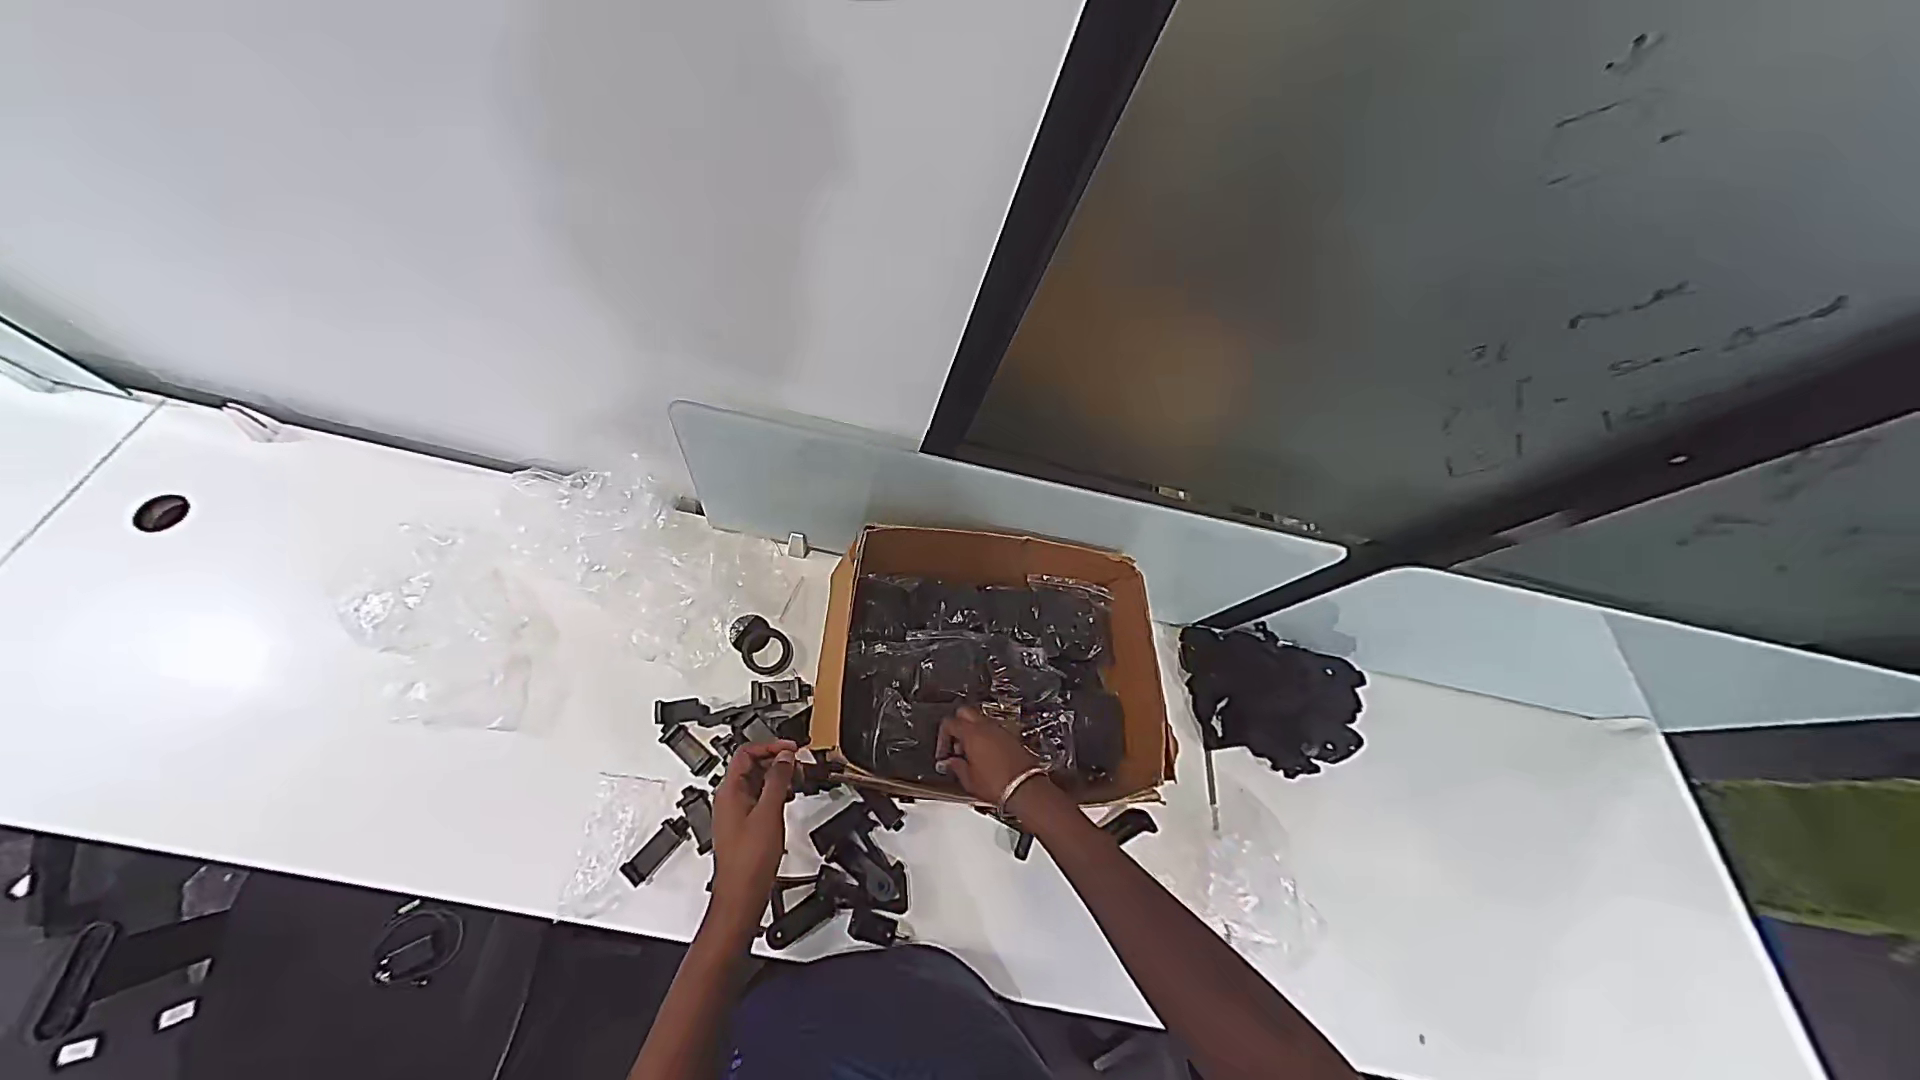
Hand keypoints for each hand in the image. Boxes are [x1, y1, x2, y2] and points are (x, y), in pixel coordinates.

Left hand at [710, 740, 796, 914]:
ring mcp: (736, 812)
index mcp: (729, 792)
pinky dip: (775, 792)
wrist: (742, 894)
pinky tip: (788, 798)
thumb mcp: (769, 812)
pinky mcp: (745, 824)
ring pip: (757, 781)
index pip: (746, 753)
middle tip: (797, 763)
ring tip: (796, 779)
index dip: (770, 746)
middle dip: (776, 760)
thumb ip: (777, 780)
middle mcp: (729, 799)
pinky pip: (759, 797)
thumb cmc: (749, 860)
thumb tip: (784, 757)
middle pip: (752, 765)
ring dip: (777, 776)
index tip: (791, 749)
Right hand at [935, 706, 1051, 810]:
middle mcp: (986, 727)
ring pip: (980, 719)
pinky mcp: (1011, 737)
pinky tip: (984, 755)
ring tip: (969, 753)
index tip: (944, 753)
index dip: (942, 738)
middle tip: (955, 746)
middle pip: (964, 712)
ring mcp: (1000, 730)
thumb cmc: (999, 783)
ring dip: (971, 731)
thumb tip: (949, 762)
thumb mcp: (968, 779)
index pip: (949, 723)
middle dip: (956, 726)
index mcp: (972, 733)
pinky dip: (985, 736)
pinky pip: (993, 729)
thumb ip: (956, 766)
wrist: (1024, 788)